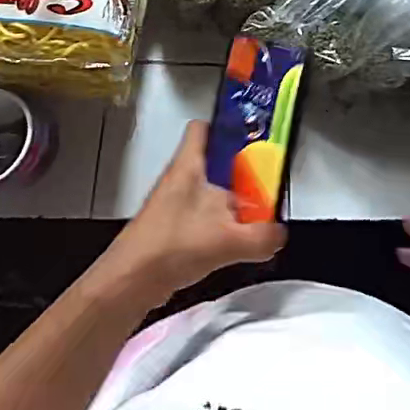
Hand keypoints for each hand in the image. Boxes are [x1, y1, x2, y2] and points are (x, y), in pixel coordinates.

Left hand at [99, 121, 286, 300]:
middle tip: (261, 183)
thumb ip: (262, 236)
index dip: (225, 128)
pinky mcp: (170, 229)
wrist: (130, 282)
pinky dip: (217, 226)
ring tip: (253, 216)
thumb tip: (279, 234)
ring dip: (229, 202)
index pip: (202, 129)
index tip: (248, 137)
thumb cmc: (170, 245)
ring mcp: (172, 204)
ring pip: (207, 192)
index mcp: (189, 165)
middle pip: (212, 164)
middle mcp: (179, 179)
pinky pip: (200, 217)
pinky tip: (231, 244)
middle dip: (238, 173)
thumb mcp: (229, 240)